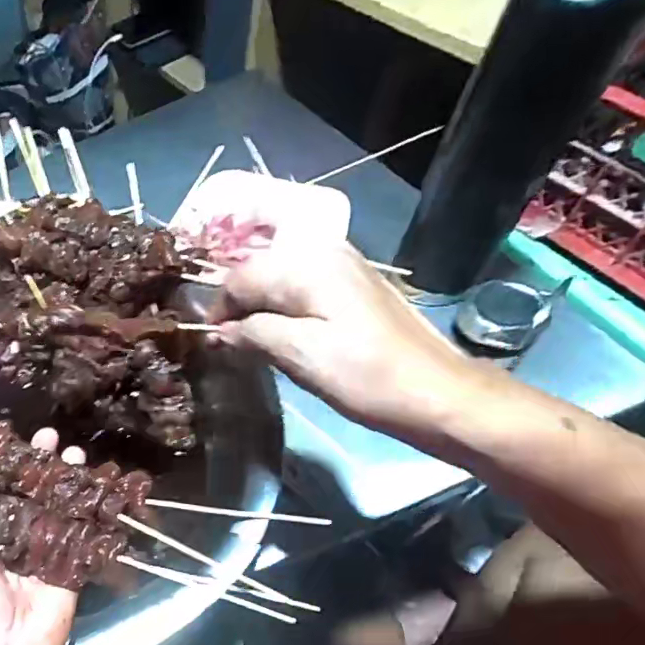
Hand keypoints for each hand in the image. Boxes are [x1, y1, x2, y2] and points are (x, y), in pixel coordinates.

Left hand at [0, 429, 80, 644]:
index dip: (4, 460)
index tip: (12, 432)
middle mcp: (16, 534)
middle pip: (31, 490)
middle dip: (41, 463)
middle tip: (49, 437)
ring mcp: (47, 546)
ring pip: (58, 503)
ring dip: (66, 478)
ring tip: (72, 453)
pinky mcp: (73, 560)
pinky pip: (81, 528)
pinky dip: (89, 505)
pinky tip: (96, 483)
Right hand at [210, 236, 504, 448]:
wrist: (436, 393)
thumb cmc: (365, 377)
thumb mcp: (300, 356)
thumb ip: (253, 334)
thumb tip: (220, 331)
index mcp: (308, 264)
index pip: (241, 275)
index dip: (218, 308)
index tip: (209, 342)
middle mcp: (325, 252)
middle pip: (261, 268)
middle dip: (238, 303)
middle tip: (226, 342)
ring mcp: (346, 267)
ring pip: (282, 278)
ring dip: (260, 305)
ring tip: (250, 341)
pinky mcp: (357, 287)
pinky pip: (305, 287)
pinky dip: (285, 307)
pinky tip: (283, 334)